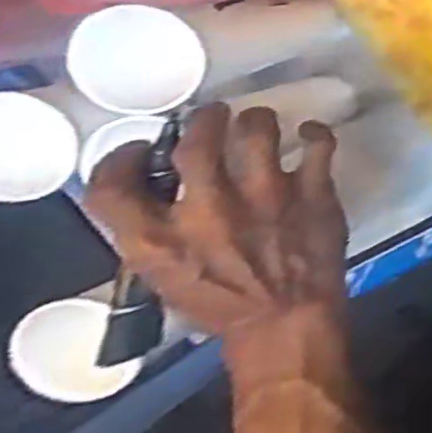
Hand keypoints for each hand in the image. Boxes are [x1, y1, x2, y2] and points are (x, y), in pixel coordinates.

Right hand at [86, 103, 348, 345]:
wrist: (284, 317)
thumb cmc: (222, 300)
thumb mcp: (166, 274)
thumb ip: (157, 231)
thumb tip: (158, 187)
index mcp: (158, 240)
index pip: (112, 187)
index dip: (122, 157)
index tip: (143, 147)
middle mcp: (208, 210)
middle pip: (197, 141)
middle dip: (204, 118)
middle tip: (213, 115)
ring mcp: (266, 194)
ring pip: (259, 129)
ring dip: (257, 119)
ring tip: (256, 122)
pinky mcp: (312, 188)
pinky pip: (319, 142)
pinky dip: (316, 132)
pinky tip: (309, 134)